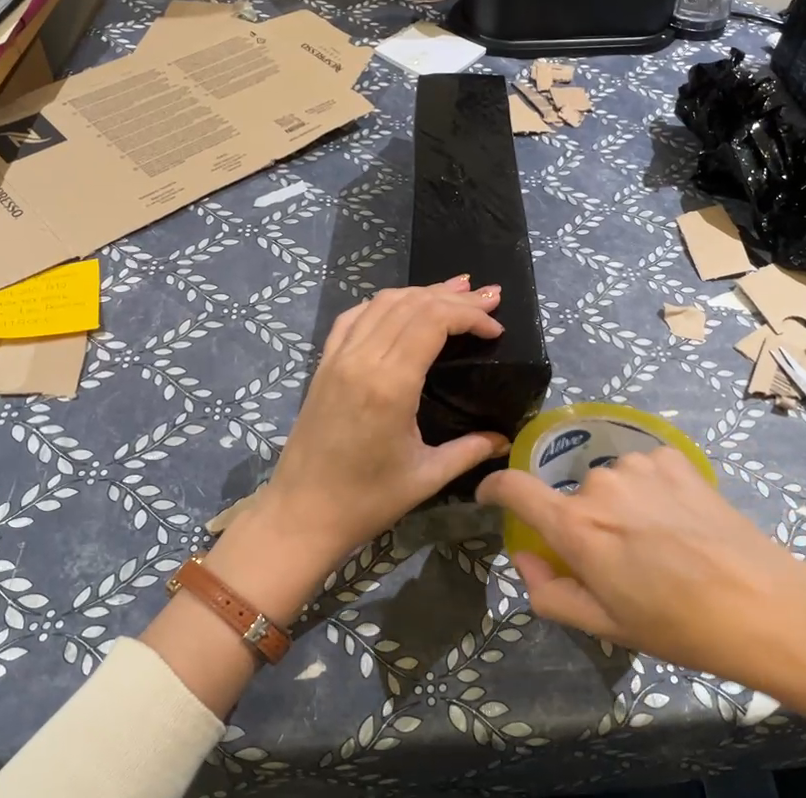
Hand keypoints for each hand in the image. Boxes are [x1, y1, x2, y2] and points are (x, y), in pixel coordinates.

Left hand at [254, 275, 510, 560]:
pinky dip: (383, 304)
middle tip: (489, 297)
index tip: (496, 328)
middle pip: (412, 304)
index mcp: (390, 384)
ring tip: (456, 290)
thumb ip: (469, 451)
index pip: (434, 320)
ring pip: (383, 302)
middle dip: (455, 297)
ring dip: (422, 292)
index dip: (469, 315)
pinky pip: (354, 317)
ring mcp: (338, 358)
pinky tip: (402, 306)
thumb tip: (504, 439)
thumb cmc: (366, 500)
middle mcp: (362, 359)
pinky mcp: (323, 365)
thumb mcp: (426, 477)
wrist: (301, 514)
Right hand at [476, 447, 805, 686]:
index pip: (515, 489)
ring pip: (611, 484)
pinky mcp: (674, 458)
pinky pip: (645, 470)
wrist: (760, 601)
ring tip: (658, 544)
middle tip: (621, 563)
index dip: (495, 488)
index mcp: (577, 527)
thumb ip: (551, 592)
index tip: (491, 496)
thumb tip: (526, 558)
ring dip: (621, 507)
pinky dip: (650, 490)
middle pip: (574, 498)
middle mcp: (600, 484)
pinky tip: (679, 520)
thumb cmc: (676, 624)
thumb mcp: (606, 624)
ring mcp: (640, 465)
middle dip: (585, 525)